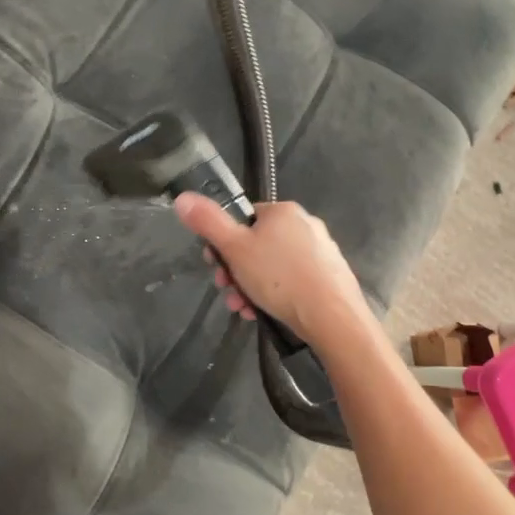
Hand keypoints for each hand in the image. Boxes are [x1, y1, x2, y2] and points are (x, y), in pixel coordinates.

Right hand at [173, 193, 370, 345]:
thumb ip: (207, 222)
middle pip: (256, 245)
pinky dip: (273, 294)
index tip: (214, 266)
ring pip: (272, 266)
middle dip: (235, 271)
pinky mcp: (329, 275)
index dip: (223, 243)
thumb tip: (183, 198)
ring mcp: (320, 251)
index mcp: (283, 211)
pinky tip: (263, 312)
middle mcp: (305, 224)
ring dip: (249, 287)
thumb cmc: (278, 278)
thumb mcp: (234, 249)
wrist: (331, 316)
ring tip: (243, 309)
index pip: (243, 219)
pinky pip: (291, 280)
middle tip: (227, 291)